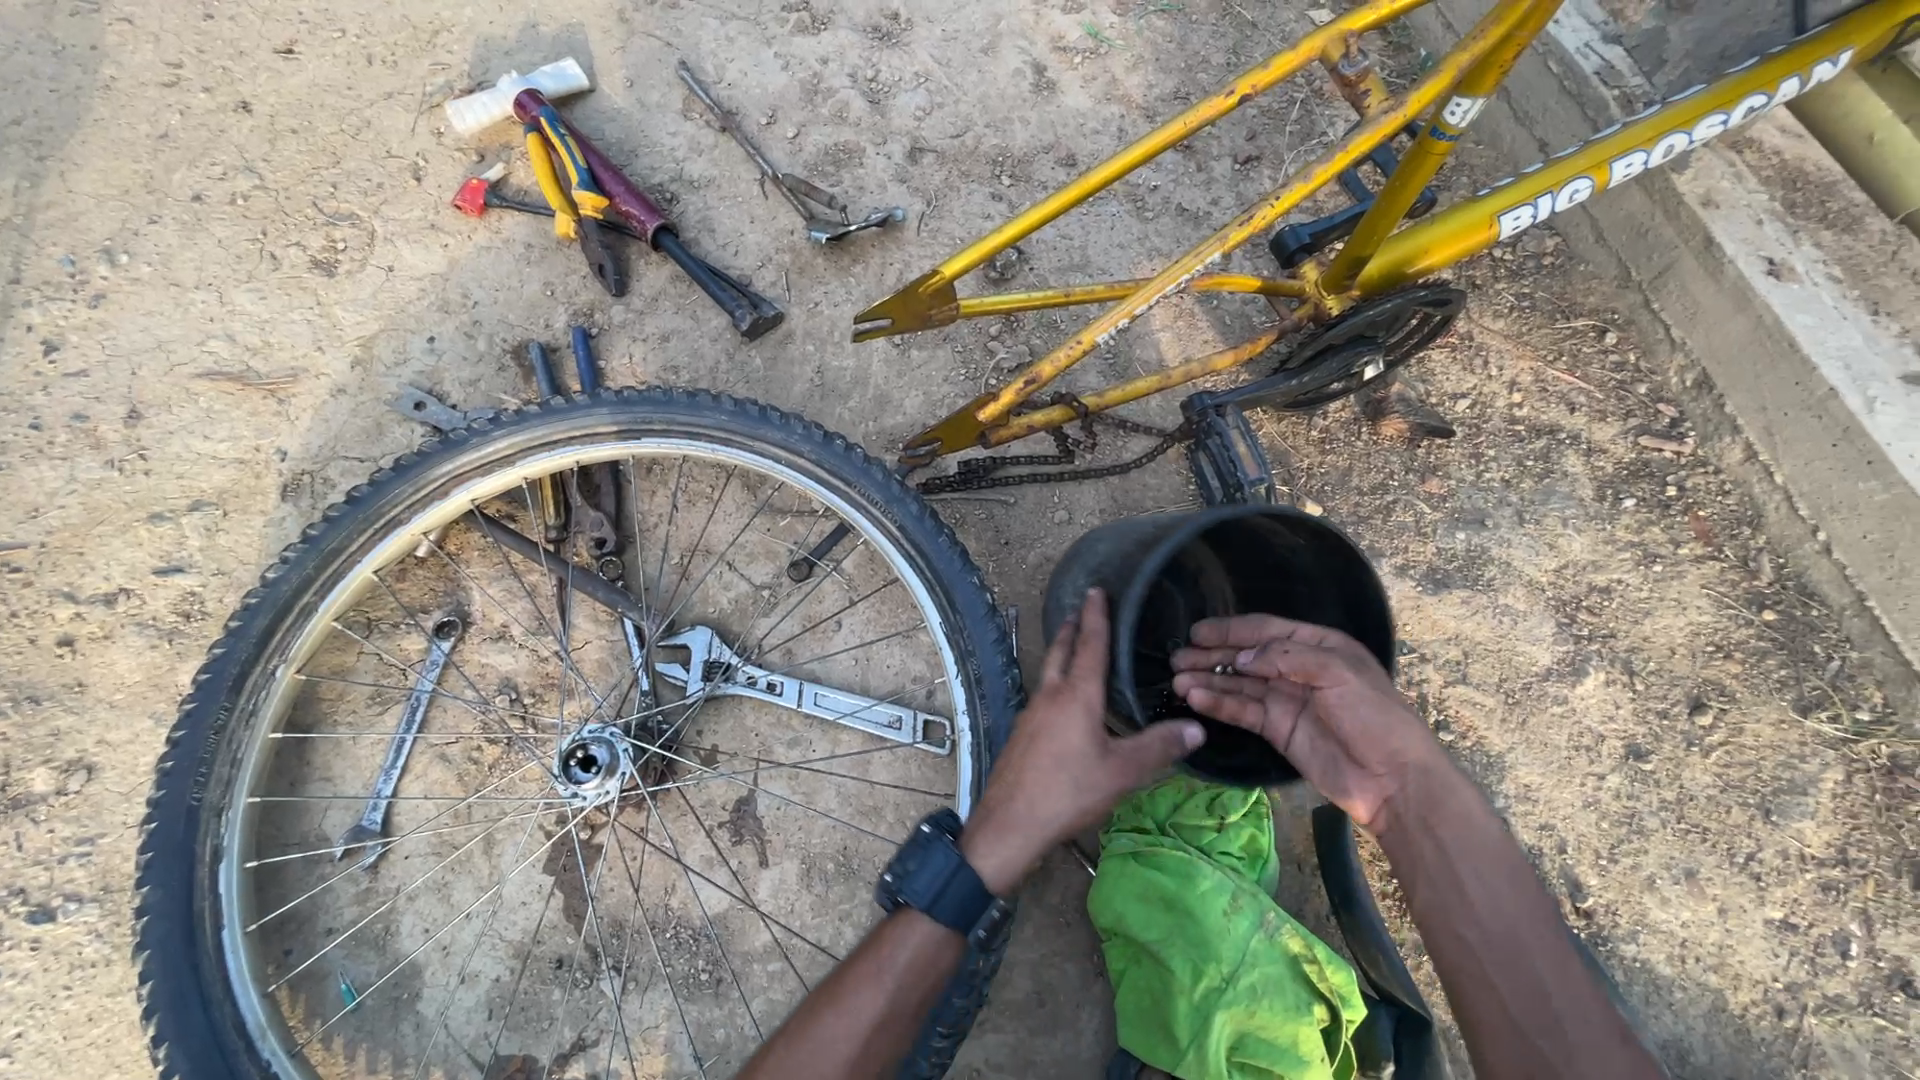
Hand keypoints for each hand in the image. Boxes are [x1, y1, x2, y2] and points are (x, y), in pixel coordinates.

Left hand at [960, 589, 1204, 893]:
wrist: (1010, 823)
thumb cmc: (1068, 792)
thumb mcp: (1122, 772)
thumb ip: (1159, 747)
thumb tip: (1197, 727)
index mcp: (1076, 696)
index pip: (1090, 645)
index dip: (1096, 616)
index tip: (1097, 590)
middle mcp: (1050, 696)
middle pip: (1060, 652)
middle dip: (1071, 629)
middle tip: (1079, 611)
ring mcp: (1030, 715)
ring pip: (1048, 673)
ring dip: (1060, 654)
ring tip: (1072, 648)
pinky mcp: (1022, 735)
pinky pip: (1042, 696)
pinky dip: (1055, 683)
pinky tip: (1062, 703)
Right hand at [1170, 615, 1444, 835]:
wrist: (1393, 781)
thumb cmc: (1374, 718)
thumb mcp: (1338, 674)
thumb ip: (1287, 657)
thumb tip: (1242, 656)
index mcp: (1319, 647)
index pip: (1266, 630)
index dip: (1231, 630)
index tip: (1197, 633)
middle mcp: (1298, 669)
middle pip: (1246, 656)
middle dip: (1212, 656)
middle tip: (1177, 658)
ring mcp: (1286, 700)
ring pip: (1239, 684)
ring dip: (1208, 681)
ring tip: (1176, 680)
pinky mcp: (1277, 730)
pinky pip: (1242, 711)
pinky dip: (1219, 704)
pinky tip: (1195, 699)